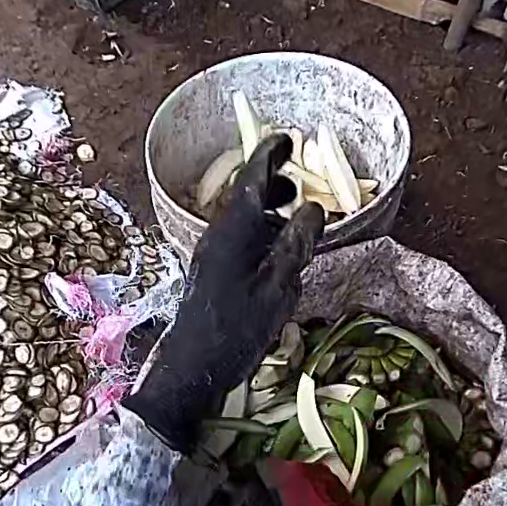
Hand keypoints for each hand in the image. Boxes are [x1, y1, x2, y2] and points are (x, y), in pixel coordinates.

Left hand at [125, 135, 324, 449]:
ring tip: (296, 220)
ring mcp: (213, 257)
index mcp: (231, 230)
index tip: (287, 138)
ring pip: (244, 223)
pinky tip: (281, 259)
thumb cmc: (235, 328)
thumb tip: (313, 209)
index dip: (270, 155)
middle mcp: (218, 237)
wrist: (193, 367)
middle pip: (246, 200)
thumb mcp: (276, 286)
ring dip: (269, 216)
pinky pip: (241, 247)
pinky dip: (262, 242)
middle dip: (273, 188)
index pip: (251, 179)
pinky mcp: (215, 277)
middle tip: (299, 187)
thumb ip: (295, 244)